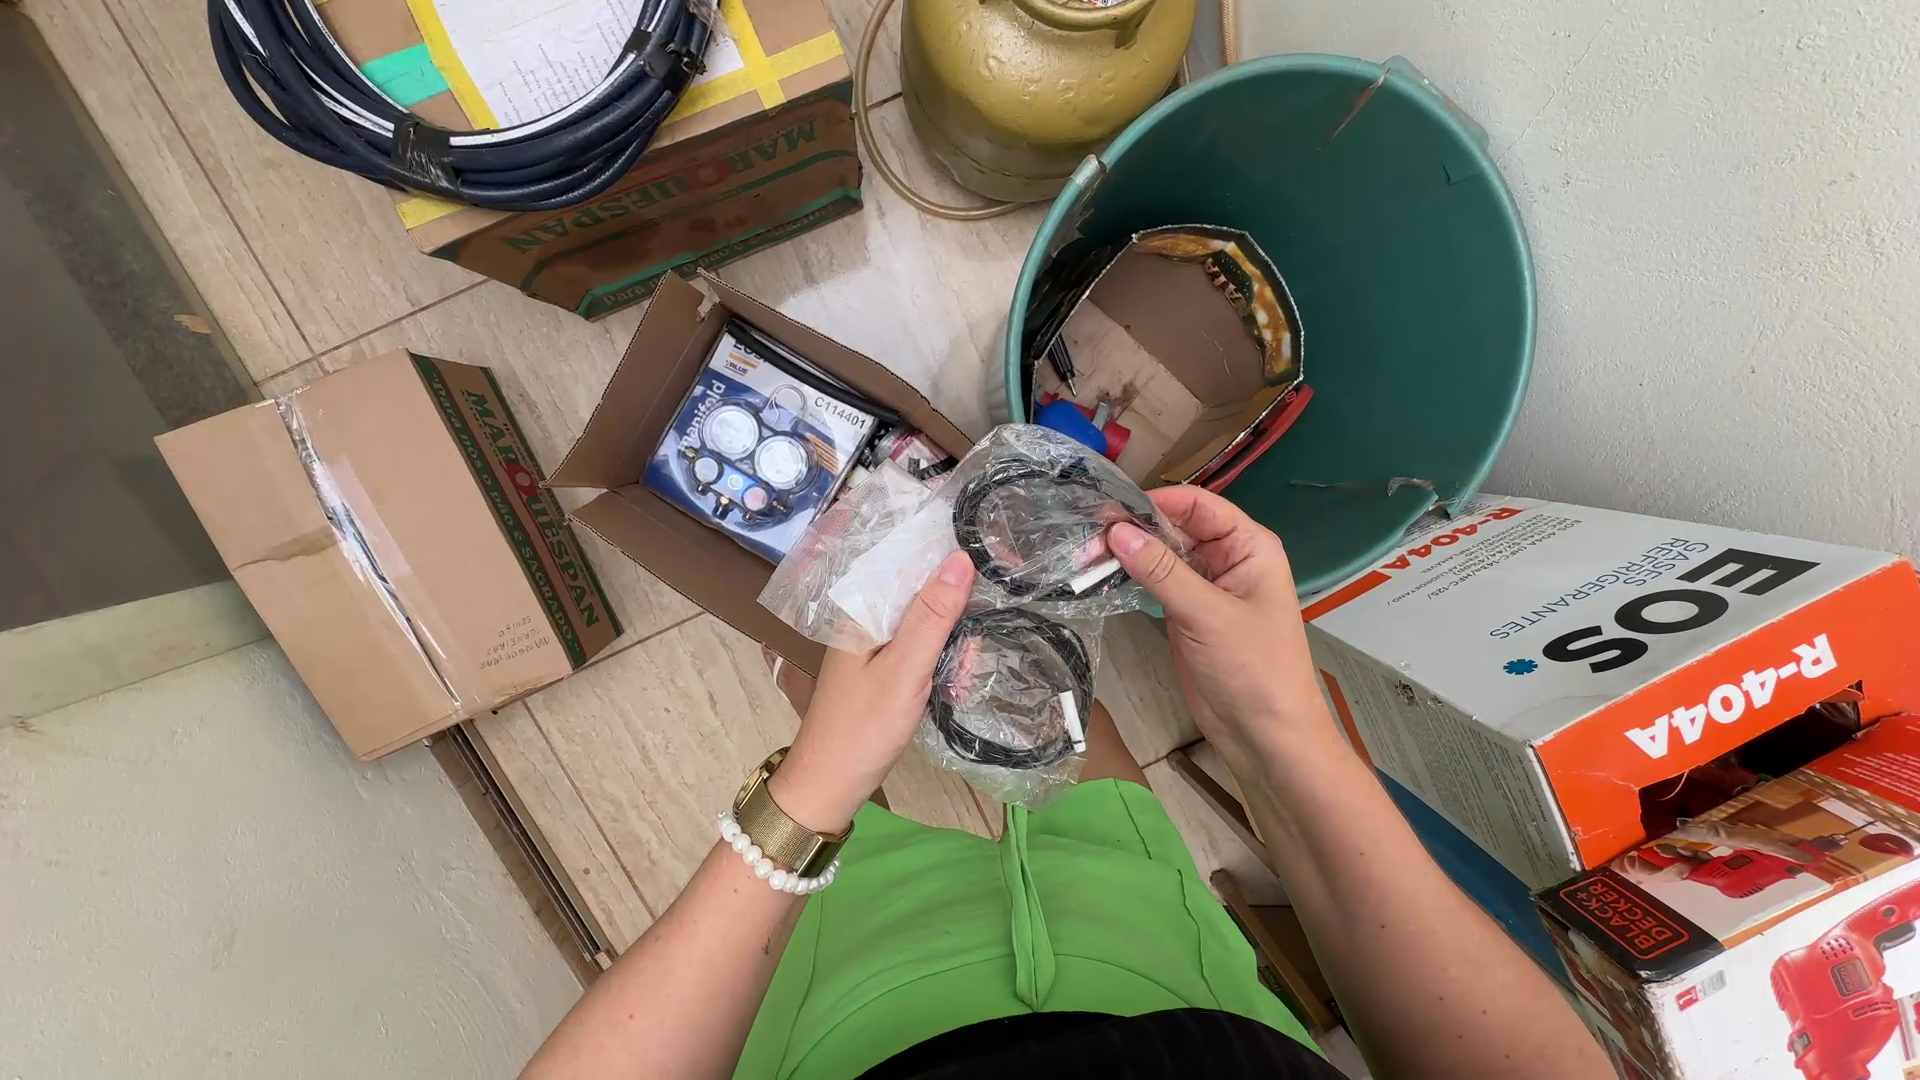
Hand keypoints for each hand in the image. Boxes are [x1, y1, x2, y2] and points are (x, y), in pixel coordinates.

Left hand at [770, 551, 974, 832]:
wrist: (830, 786)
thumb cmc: (863, 727)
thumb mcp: (905, 669)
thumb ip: (932, 615)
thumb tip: (960, 558)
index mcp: (863, 609)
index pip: (911, 560)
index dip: (953, 557)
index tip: (998, 559)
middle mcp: (868, 618)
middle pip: (924, 590)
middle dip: (959, 610)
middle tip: (972, 651)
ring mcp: (877, 643)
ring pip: (929, 621)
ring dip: (954, 642)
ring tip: (961, 678)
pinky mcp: (886, 665)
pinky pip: (924, 647)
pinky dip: (943, 662)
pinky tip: (954, 685)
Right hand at [1105, 486, 1341, 772]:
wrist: (1265, 734)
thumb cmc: (1254, 669)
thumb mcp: (1207, 614)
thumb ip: (1161, 571)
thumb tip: (1116, 531)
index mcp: (1248, 546)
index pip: (1197, 505)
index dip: (1155, 502)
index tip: (1110, 511)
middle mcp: (1226, 558)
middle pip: (1174, 527)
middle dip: (1134, 529)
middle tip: (1086, 535)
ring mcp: (1203, 586)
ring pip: (1160, 555)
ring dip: (1126, 554)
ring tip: (1084, 554)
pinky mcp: (1184, 612)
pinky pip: (1154, 583)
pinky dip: (1128, 578)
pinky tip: (1099, 576)